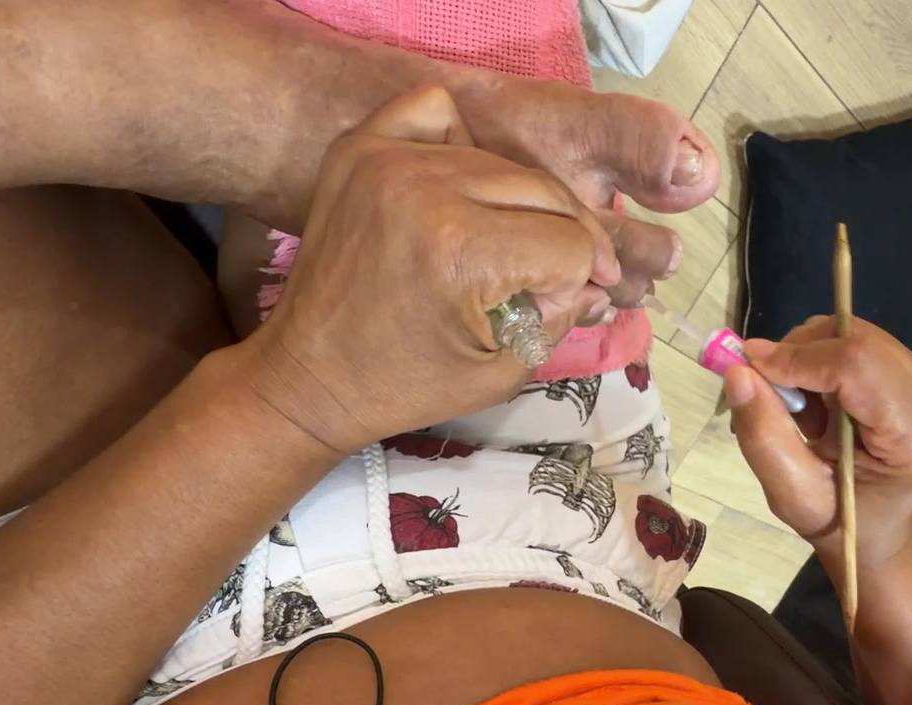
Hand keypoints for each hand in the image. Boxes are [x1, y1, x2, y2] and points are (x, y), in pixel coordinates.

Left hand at [243, 86, 619, 455]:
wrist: (312, 374)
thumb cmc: (409, 386)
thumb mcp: (502, 372)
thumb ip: (560, 320)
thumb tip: (599, 285)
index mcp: (464, 253)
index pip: (570, 246)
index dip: (582, 280)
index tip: (566, 304)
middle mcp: (428, 189)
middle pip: (546, 194)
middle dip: (568, 241)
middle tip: (561, 275)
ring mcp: (387, 160)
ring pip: (502, 162)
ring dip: (524, 205)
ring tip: (514, 242)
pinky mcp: (359, 149)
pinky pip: (436, 112)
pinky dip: (464, 145)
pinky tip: (466, 189)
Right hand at [725, 317, 911, 568]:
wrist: (874, 526)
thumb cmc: (837, 521)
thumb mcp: (791, 494)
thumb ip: (765, 436)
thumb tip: (738, 371)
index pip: (858, 365)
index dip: (798, 357)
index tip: (747, 367)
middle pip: (856, 340)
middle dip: (798, 356)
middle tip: (767, 394)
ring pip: (854, 334)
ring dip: (809, 359)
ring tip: (799, 408)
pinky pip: (859, 342)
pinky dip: (823, 361)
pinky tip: (820, 400)